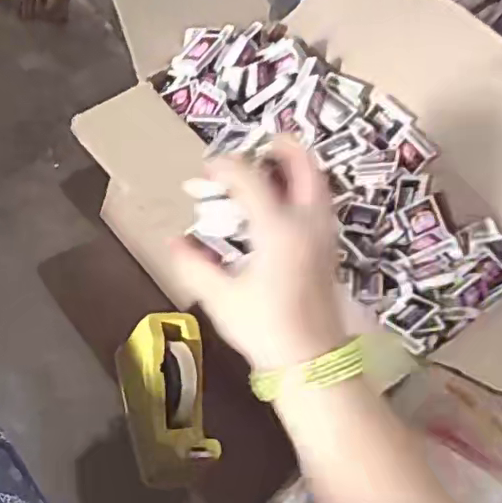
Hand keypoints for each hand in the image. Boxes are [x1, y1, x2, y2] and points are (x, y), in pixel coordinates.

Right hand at [167, 137, 350, 371]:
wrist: (307, 358)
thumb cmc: (264, 328)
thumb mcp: (220, 297)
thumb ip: (195, 265)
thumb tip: (174, 242)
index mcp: (278, 230)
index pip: (251, 180)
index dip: (227, 167)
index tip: (207, 167)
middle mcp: (307, 224)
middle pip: (303, 167)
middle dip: (282, 149)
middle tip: (261, 144)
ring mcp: (323, 236)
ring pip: (317, 185)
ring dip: (296, 170)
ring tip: (272, 171)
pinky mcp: (327, 252)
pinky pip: (319, 206)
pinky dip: (302, 193)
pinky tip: (283, 209)